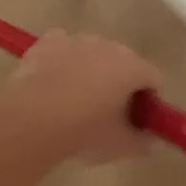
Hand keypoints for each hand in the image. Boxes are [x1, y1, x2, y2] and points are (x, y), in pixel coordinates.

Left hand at [0, 30, 160, 162]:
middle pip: (124, 61)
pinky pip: (65, 48)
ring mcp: (76, 39)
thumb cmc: (84, 131)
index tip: (140, 119)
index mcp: (130, 67)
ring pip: (93, 53)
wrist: (32, 118)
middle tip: (111, 112)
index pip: (153, 77)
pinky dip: (65, 62)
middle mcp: (106, 45)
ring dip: (92, 71)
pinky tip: (55, 84)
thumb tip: (150, 138)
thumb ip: (143, 141)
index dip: (151, 99)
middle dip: (122, 83)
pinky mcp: (49, 40)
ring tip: (78, 101)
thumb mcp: (120, 146)